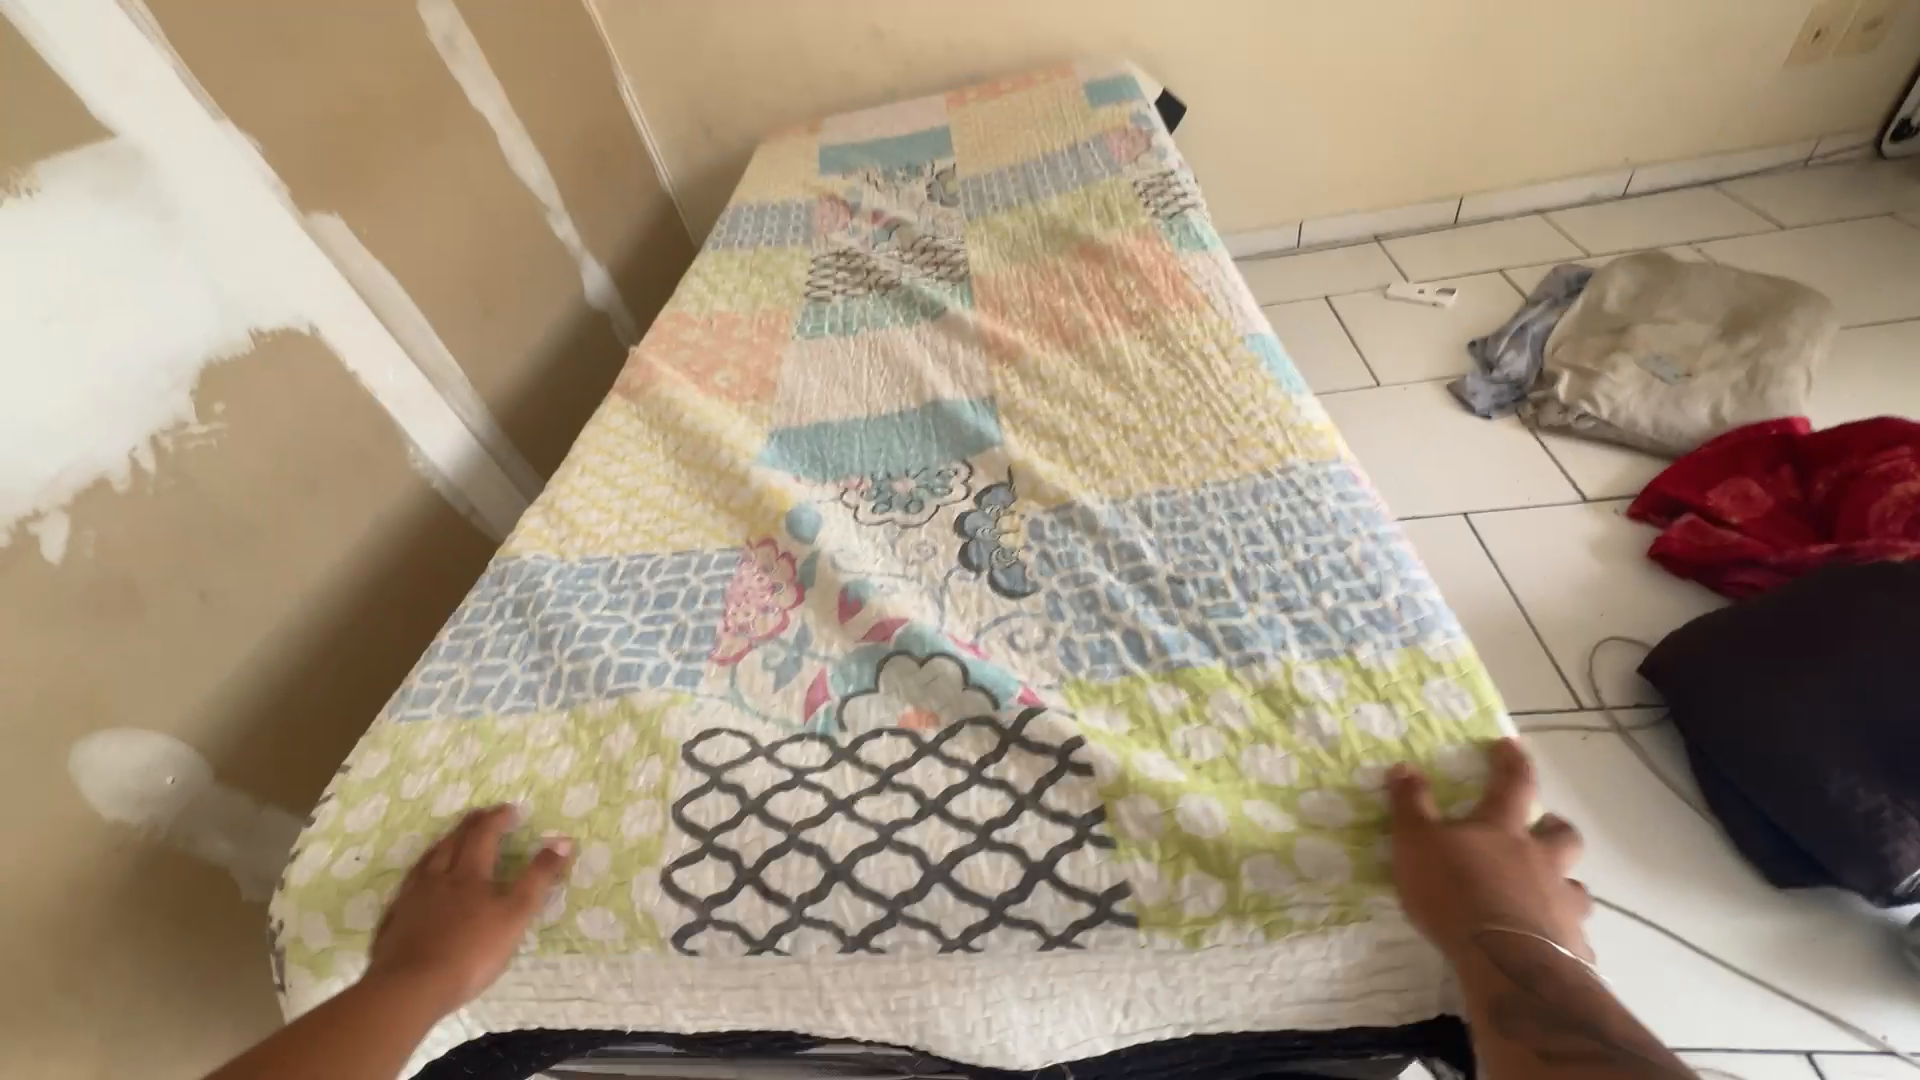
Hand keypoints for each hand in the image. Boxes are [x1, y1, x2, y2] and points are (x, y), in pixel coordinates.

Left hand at [363, 804, 572, 1018]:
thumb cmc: (471, 949)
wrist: (408, 991)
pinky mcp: (392, 926)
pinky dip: (416, 879)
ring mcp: (410, 902)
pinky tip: (415, 887)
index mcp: (469, 873)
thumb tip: (564, 840)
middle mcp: (437, 880)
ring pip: (425, 864)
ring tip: (447, 839)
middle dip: (468, 825)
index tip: (511, 809)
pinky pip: (405, 891)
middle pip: (452, 843)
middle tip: (480, 813)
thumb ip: (540, 876)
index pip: (484, 835)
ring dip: (440, 846)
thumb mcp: (517, 912)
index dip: (498, 819)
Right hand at [1387, 738, 1592, 963]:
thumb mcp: (1415, 840)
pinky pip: (1574, 936)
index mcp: (1503, 830)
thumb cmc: (1453, 889)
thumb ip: (1411, 804)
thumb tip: (1405, 766)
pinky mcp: (1572, 946)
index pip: (1513, 785)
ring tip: (1545, 894)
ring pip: (1577, 888)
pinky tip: (1548, 945)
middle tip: (1540, 830)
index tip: (1511, 746)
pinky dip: (1563, 935)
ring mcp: (1562, 904)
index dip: (1512, 762)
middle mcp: (1541, 861)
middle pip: (1563, 836)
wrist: (1503, 959)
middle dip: (1555, 828)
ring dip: (1564, 885)